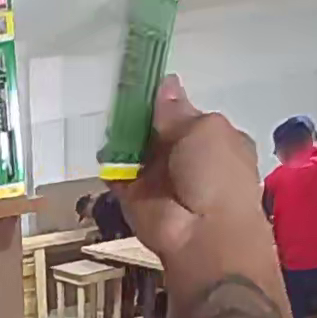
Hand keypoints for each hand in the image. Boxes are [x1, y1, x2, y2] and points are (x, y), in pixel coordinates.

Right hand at [112, 75, 262, 256]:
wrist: (200, 232)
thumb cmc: (214, 174)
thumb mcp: (204, 129)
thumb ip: (177, 111)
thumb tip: (164, 85)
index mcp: (212, 140)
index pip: (185, 116)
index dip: (166, 102)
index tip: (143, 86)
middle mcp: (184, 159)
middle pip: (155, 133)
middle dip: (139, 120)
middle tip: (118, 100)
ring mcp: (157, 180)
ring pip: (134, 154)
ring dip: (121, 141)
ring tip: (108, 123)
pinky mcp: (132, 198)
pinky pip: (117, 177)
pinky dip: (108, 166)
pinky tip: (101, 152)